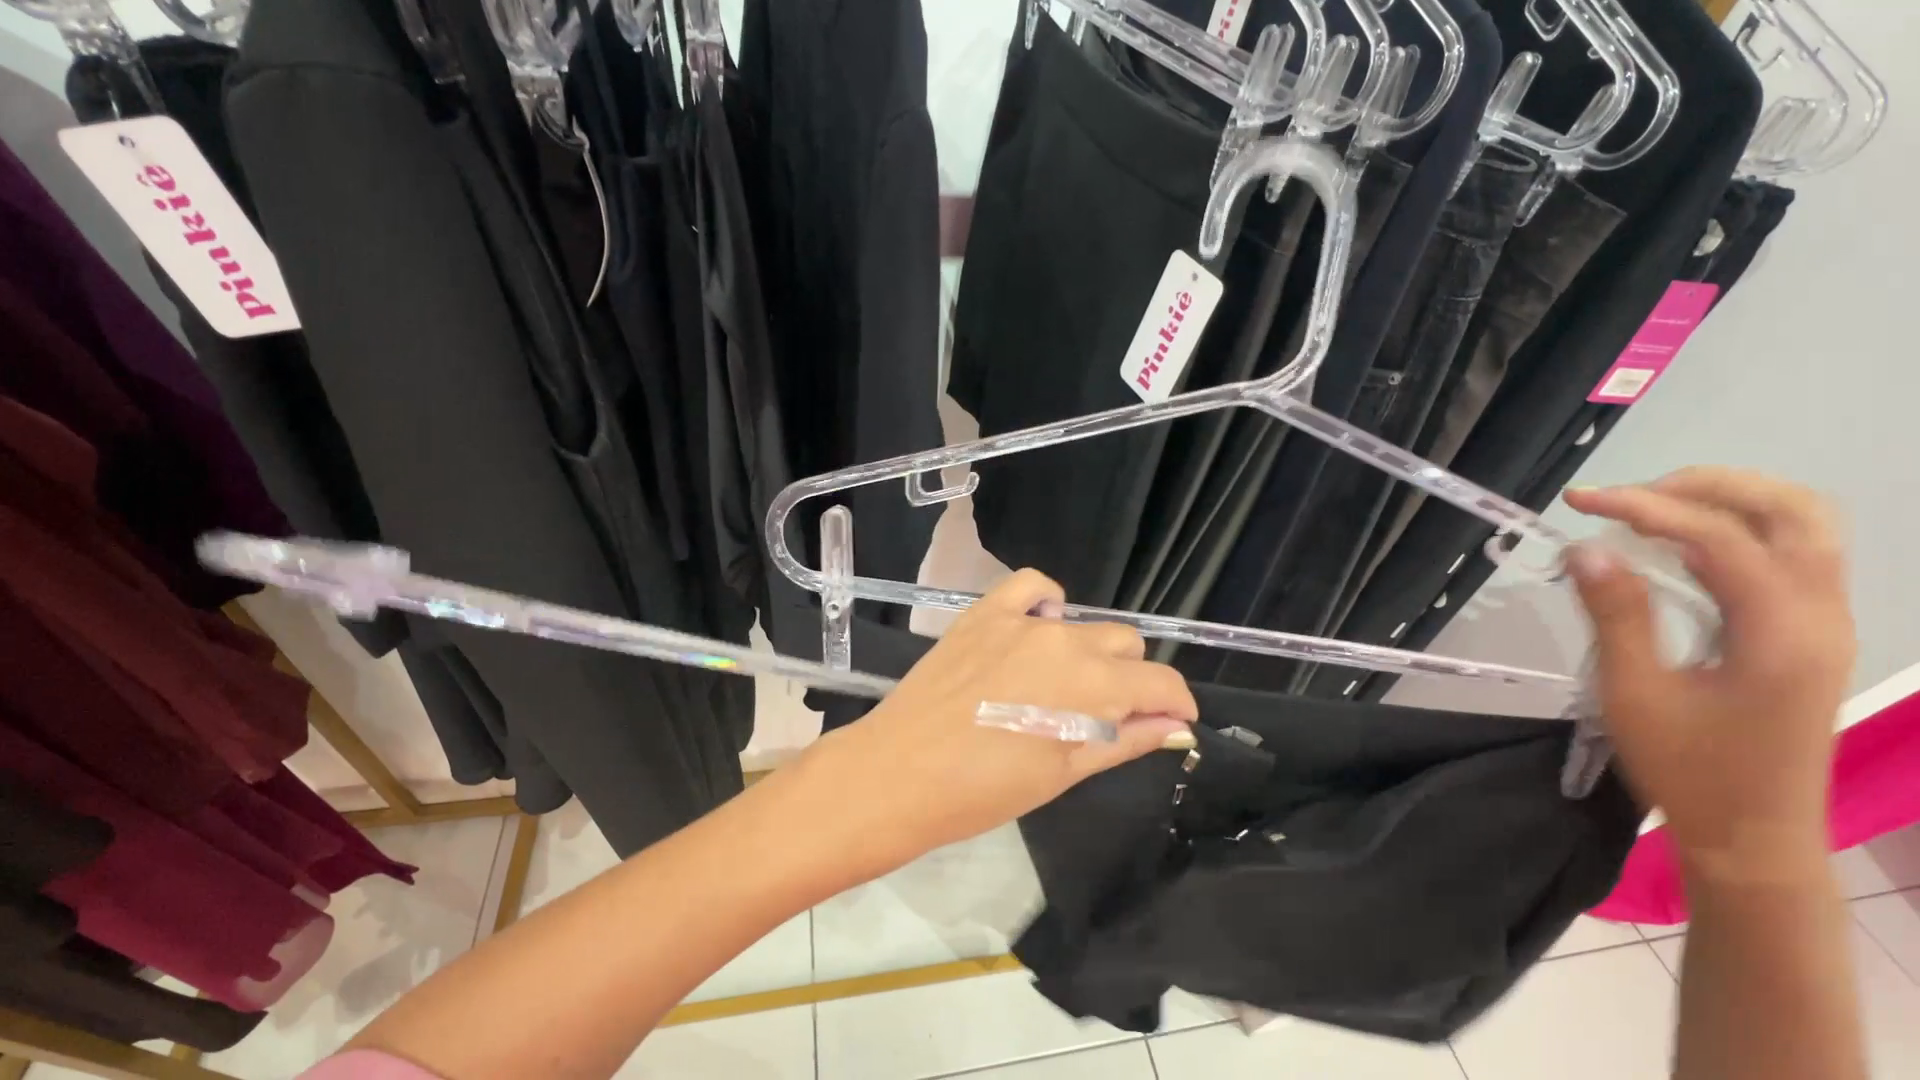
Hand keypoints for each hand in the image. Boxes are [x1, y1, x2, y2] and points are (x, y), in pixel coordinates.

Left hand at [797, 569, 1199, 870]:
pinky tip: (1040, 629)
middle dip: (1130, 679)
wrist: (899, 773)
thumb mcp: (1064, 773)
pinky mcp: (984, 613)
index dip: (1175, 704)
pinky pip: (1031, 585)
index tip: (1170, 721)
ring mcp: (1022, 622)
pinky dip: (1046, 602)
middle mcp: (1065, 641)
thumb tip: (1175, 726)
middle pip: (1125, 645)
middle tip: (1102, 716)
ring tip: (1064, 685)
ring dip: (1091, 650)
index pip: (1161, 682)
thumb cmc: (984, 790)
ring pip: (1084, 622)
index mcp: (1093, 686)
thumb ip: (1125, 740)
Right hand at [1564, 469, 1853, 883]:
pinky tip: (1680, 548)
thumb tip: (1586, 548)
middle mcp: (1821, 617)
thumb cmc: (1689, 771)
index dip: (1647, 507)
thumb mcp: (1636, 695)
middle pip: (1793, 511)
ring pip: (1804, 528)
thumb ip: (1617, 615)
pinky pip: (1791, 557)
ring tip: (1652, 511)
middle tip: (1629, 497)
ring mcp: (1825, 625)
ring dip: (1730, 503)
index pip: (1722, 537)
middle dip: (1708, 487)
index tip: (1579, 502)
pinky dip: (1738, 532)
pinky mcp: (1811, 635)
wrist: (1753, 837)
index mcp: (1781, 633)